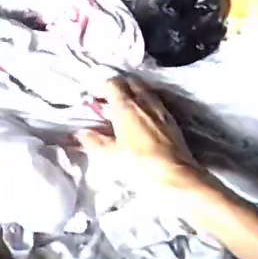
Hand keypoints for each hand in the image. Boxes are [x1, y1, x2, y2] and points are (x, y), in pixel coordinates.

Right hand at [77, 77, 211, 200]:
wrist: (176, 176)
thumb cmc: (139, 163)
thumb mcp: (112, 154)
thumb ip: (95, 140)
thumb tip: (80, 133)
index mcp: (126, 105)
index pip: (112, 83)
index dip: (101, 88)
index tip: (94, 100)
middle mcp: (144, 101)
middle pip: (130, 82)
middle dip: (118, 87)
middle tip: (109, 102)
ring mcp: (160, 108)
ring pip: (144, 91)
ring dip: (133, 94)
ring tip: (125, 111)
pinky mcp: (172, 119)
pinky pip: (155, 102)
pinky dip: (146, 104)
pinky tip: (142, 120)